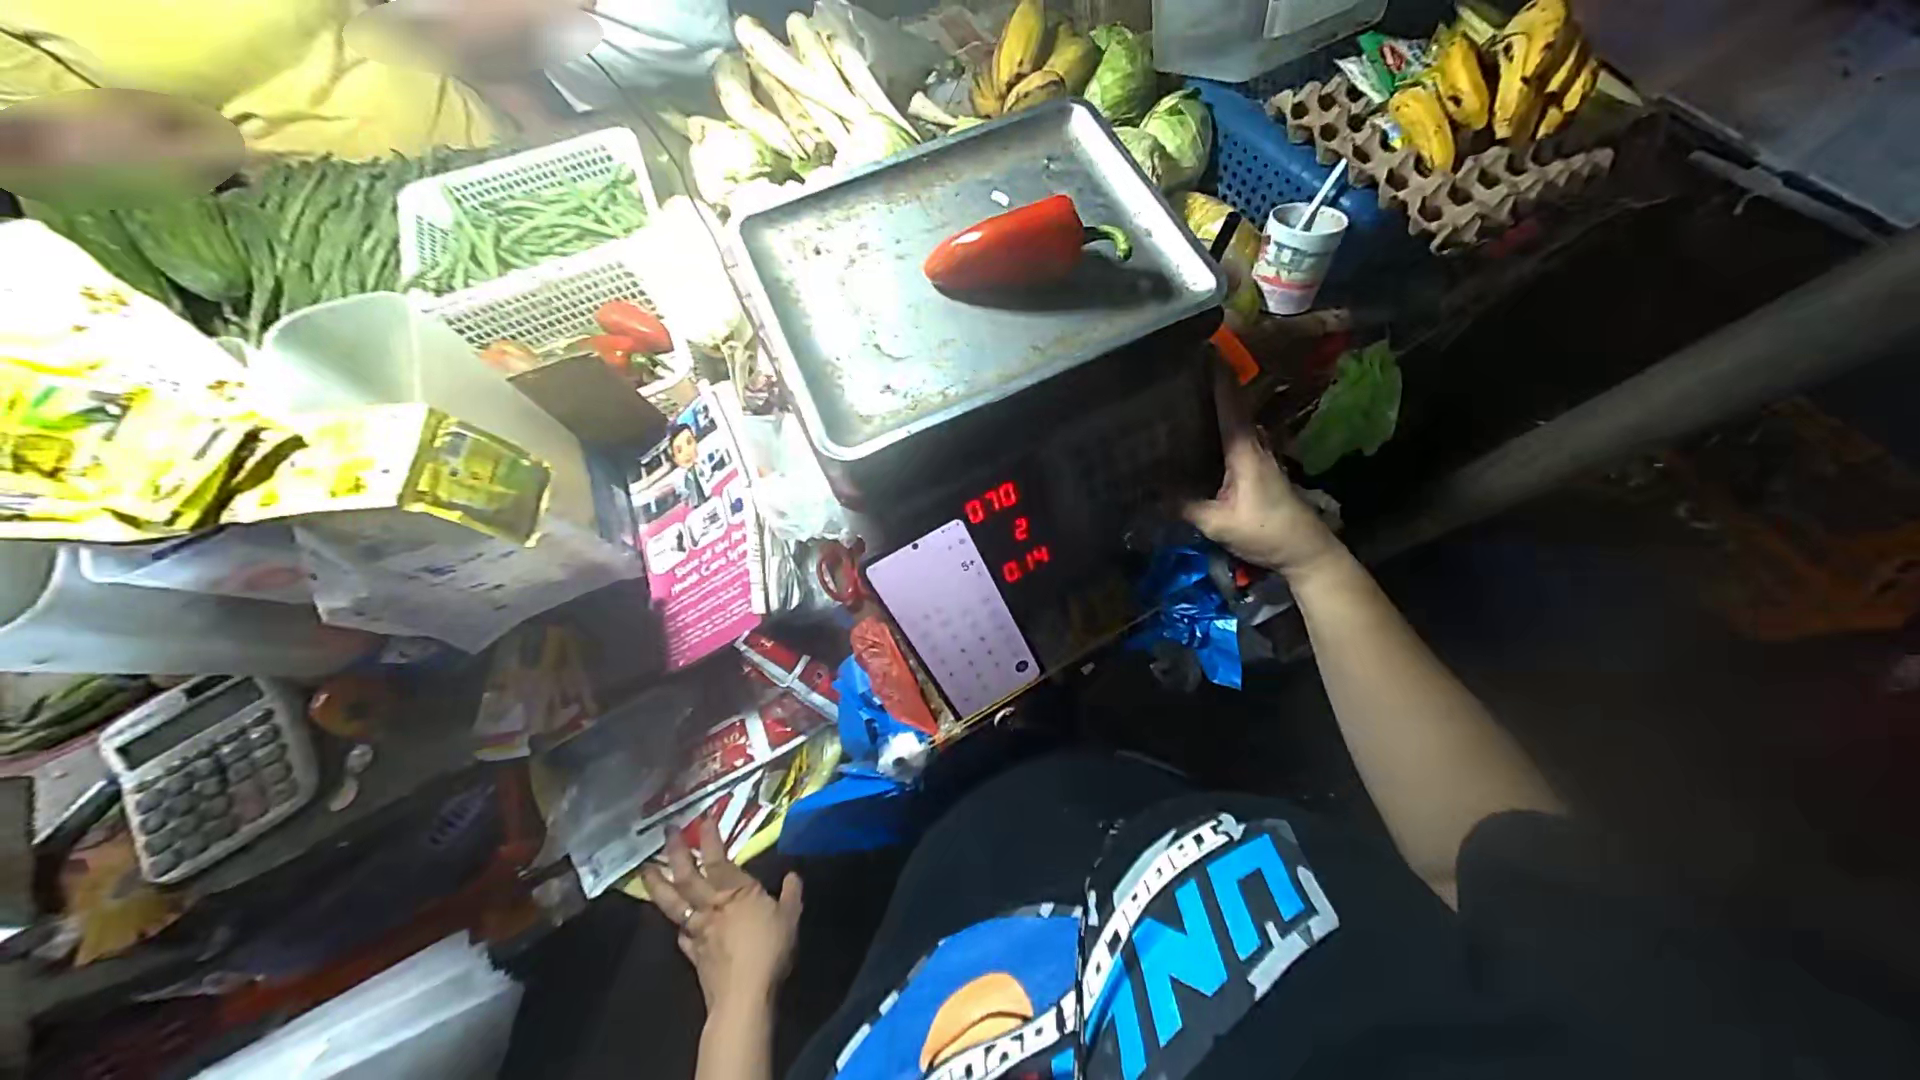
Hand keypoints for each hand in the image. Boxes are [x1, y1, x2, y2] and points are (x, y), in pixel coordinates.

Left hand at [640, 821, 802, 1013]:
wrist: (743, 997)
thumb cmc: (769, 950)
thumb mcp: (790, 916)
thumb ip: (791, 893)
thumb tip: (792, 875)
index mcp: (735, 891)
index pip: (718, 858)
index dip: (710, 837)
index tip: (704, 817)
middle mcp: (711, 905)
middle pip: (687, 874)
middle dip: (677, 851)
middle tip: (667, 831)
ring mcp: (697, 930)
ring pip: (672, 902)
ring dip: (657, 884)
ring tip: (645, 870)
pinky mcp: (691, 954)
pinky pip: (679, 932)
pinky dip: (676, 923)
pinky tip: (676, 922)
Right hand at [1184, 367, 1346, 580]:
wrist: (1304, 551)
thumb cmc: (1266, 532)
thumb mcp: (1218, 523)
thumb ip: (1184, 506)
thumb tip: (1148, 493)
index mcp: (1244, 449)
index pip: (1229, 403)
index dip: (1217, 375)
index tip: (1202, 347)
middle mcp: (1251, 445)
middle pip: (1228, 407)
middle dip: (1206, 386)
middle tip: (1175, 371)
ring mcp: (1255, 457)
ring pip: (1229, 423)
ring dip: (1209, 408)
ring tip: (1177, 398)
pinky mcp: (1253, 470)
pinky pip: (1228, 441)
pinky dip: (1212, 431)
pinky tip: (1192, 438)